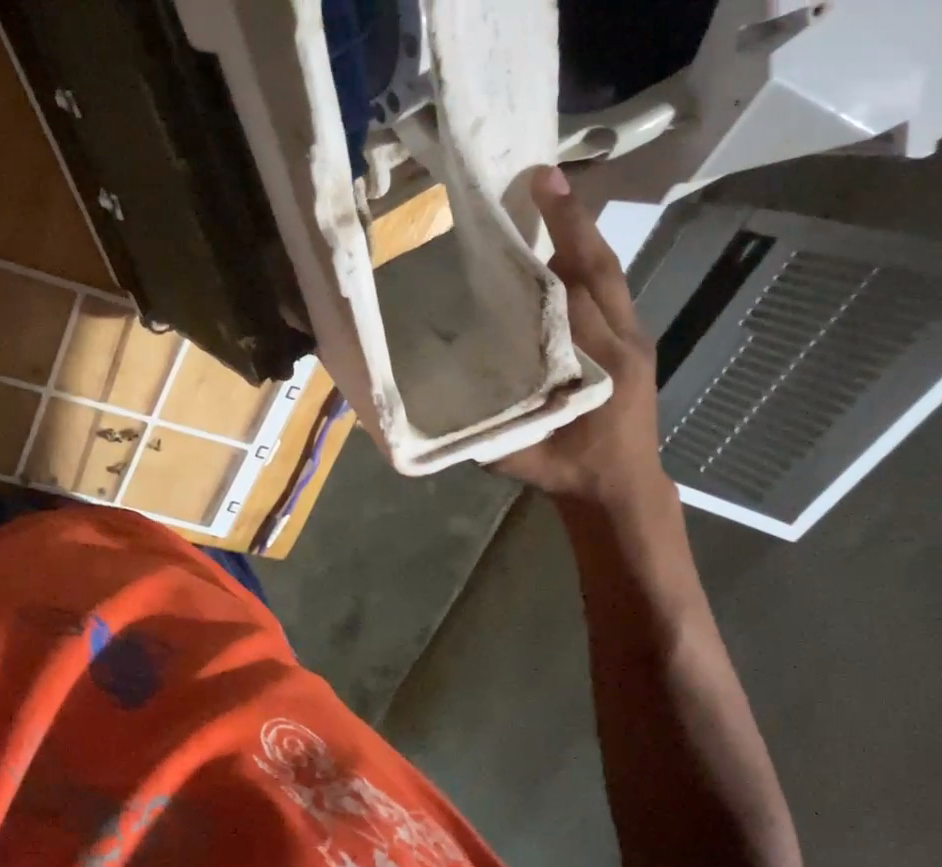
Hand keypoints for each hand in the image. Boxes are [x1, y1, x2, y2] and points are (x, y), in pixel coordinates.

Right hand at [494, 167, 669, 509]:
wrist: (619, 489)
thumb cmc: (563, 470)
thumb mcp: (514, 450)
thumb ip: (482, 420)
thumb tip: (431, 391)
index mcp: (597, 358)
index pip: (577, 284)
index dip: (563, 236)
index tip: (541, 189)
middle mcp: (621, 337)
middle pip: (600, 266)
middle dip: (573, 220)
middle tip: (542, 180)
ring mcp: (632, 338)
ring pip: (608, 275)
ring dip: (580, 238)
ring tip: (547, 206)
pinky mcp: (631, 344)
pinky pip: (607, 293)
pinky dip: (584, 266)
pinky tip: (555, 258)